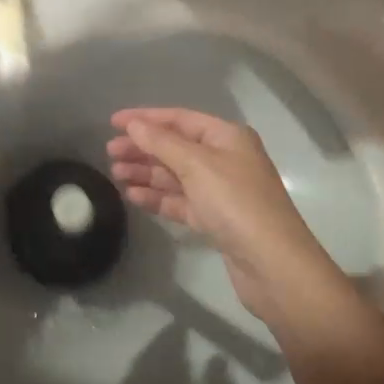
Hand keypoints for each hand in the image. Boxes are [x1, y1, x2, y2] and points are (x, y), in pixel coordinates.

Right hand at [108, 108, 338, 321]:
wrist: (273, 265)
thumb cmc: (236, 204)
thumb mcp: (197, 166)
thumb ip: (162, 143)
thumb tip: (134, 125)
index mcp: (227, 137)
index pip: (180, 119)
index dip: (146, 118)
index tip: (112, 122)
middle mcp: (226, 159)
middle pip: (176, 147)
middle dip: (143, 148)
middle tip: (109, 153)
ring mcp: (221, 191)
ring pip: (176, 175)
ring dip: (146, 173)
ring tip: (115, 174)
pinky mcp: (216, 220)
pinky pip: (180, 201)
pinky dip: (157, 197)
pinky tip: (133, 196)